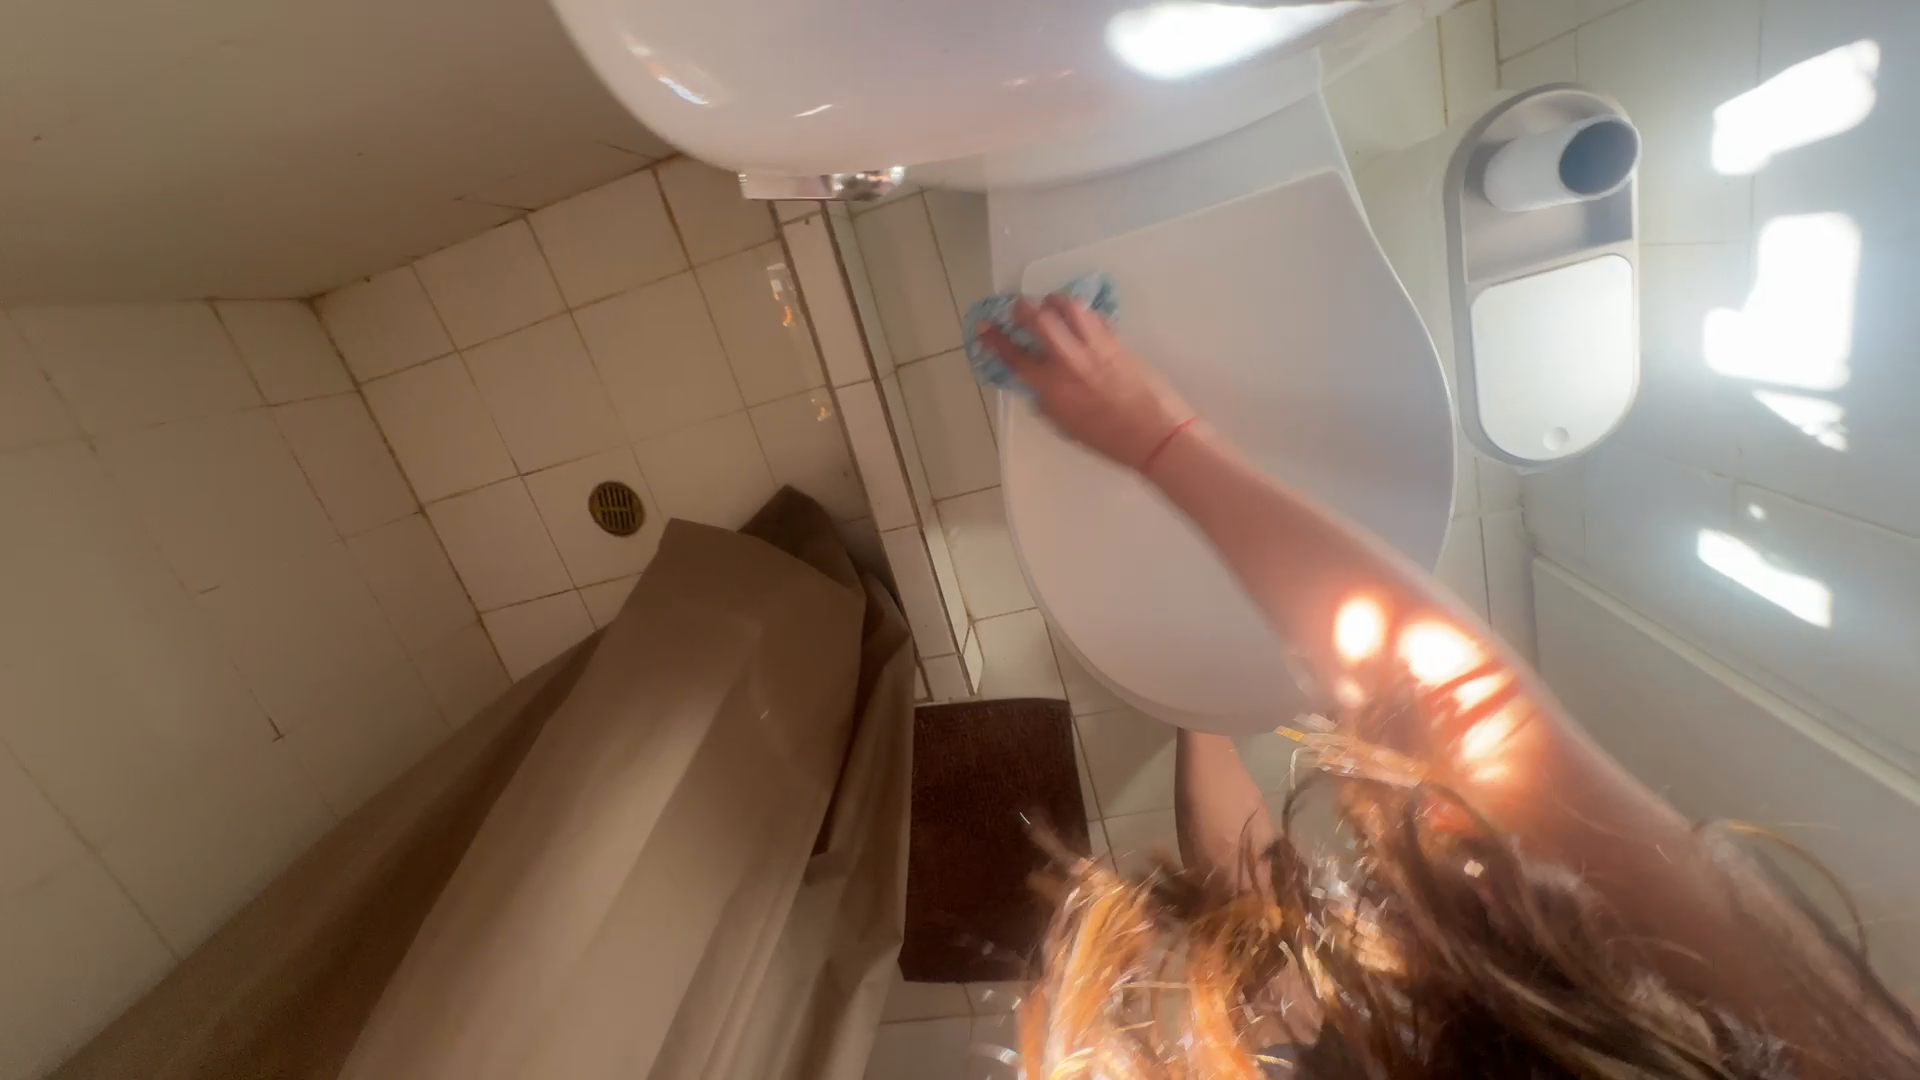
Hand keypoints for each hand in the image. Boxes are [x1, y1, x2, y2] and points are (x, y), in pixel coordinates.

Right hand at [980, 294, 1195, 472]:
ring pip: (1069, 306)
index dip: (996, 339)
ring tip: (1049, 304)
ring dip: (1053, 301)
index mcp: (1052, 387)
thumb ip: (1047, 401)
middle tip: (1018, 308)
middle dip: (1023, 308)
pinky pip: (1094, 316)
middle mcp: (1070, 360)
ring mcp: (1096, 346)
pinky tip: (1080, 320)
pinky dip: (1081, 313)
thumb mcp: (1065, 426)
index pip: (1015, 356)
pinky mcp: (1117, 340)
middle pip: (1039, 319)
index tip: (985, 326)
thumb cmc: (1107, 439)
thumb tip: (1038, 384)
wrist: (1154, 433)